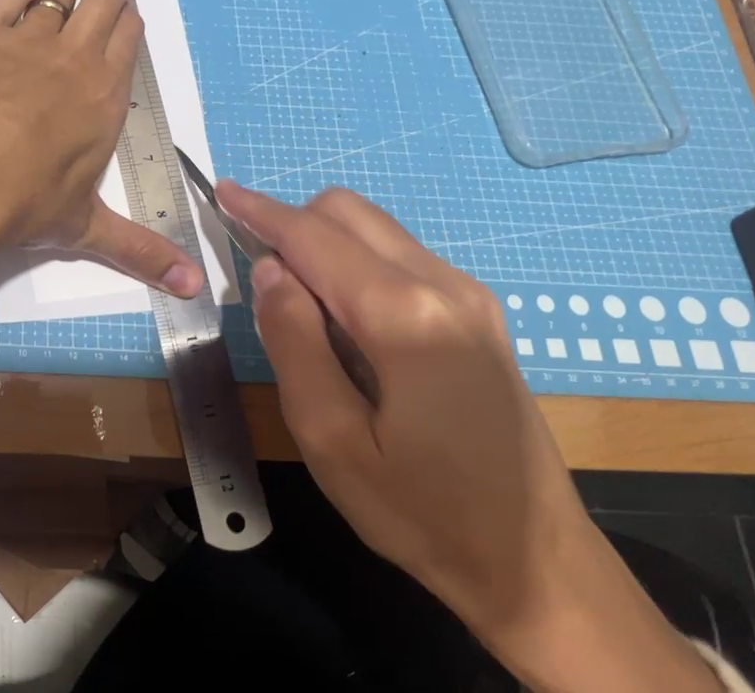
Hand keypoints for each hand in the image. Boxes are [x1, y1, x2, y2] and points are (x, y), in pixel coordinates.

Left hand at [0, 0, 203, 296]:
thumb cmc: (24, 203)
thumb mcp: (85, 229)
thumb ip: (141, 251)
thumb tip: (194, 288)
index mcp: (105, 98)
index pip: (128, 42)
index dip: (129, 23)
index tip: (127, 14)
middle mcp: (76, 58)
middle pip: (104, 4)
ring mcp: (30, 37)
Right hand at [214, 183, 721, 692]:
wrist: (533, 561)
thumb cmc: (420, 510)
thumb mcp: (330, 437)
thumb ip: (293, 341)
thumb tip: (271, 270)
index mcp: (405, 315)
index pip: (315, 237)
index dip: (261, 212)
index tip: (222, 193)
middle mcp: (444, 287)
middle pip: (350, 213)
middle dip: (291, 221)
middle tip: (248, 265)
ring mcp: (470, 300)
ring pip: (377, 231)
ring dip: (323, 241)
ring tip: (288, 296)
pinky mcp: (479, 318)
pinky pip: (400, 258)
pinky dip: (354, 261)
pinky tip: (339, 316)